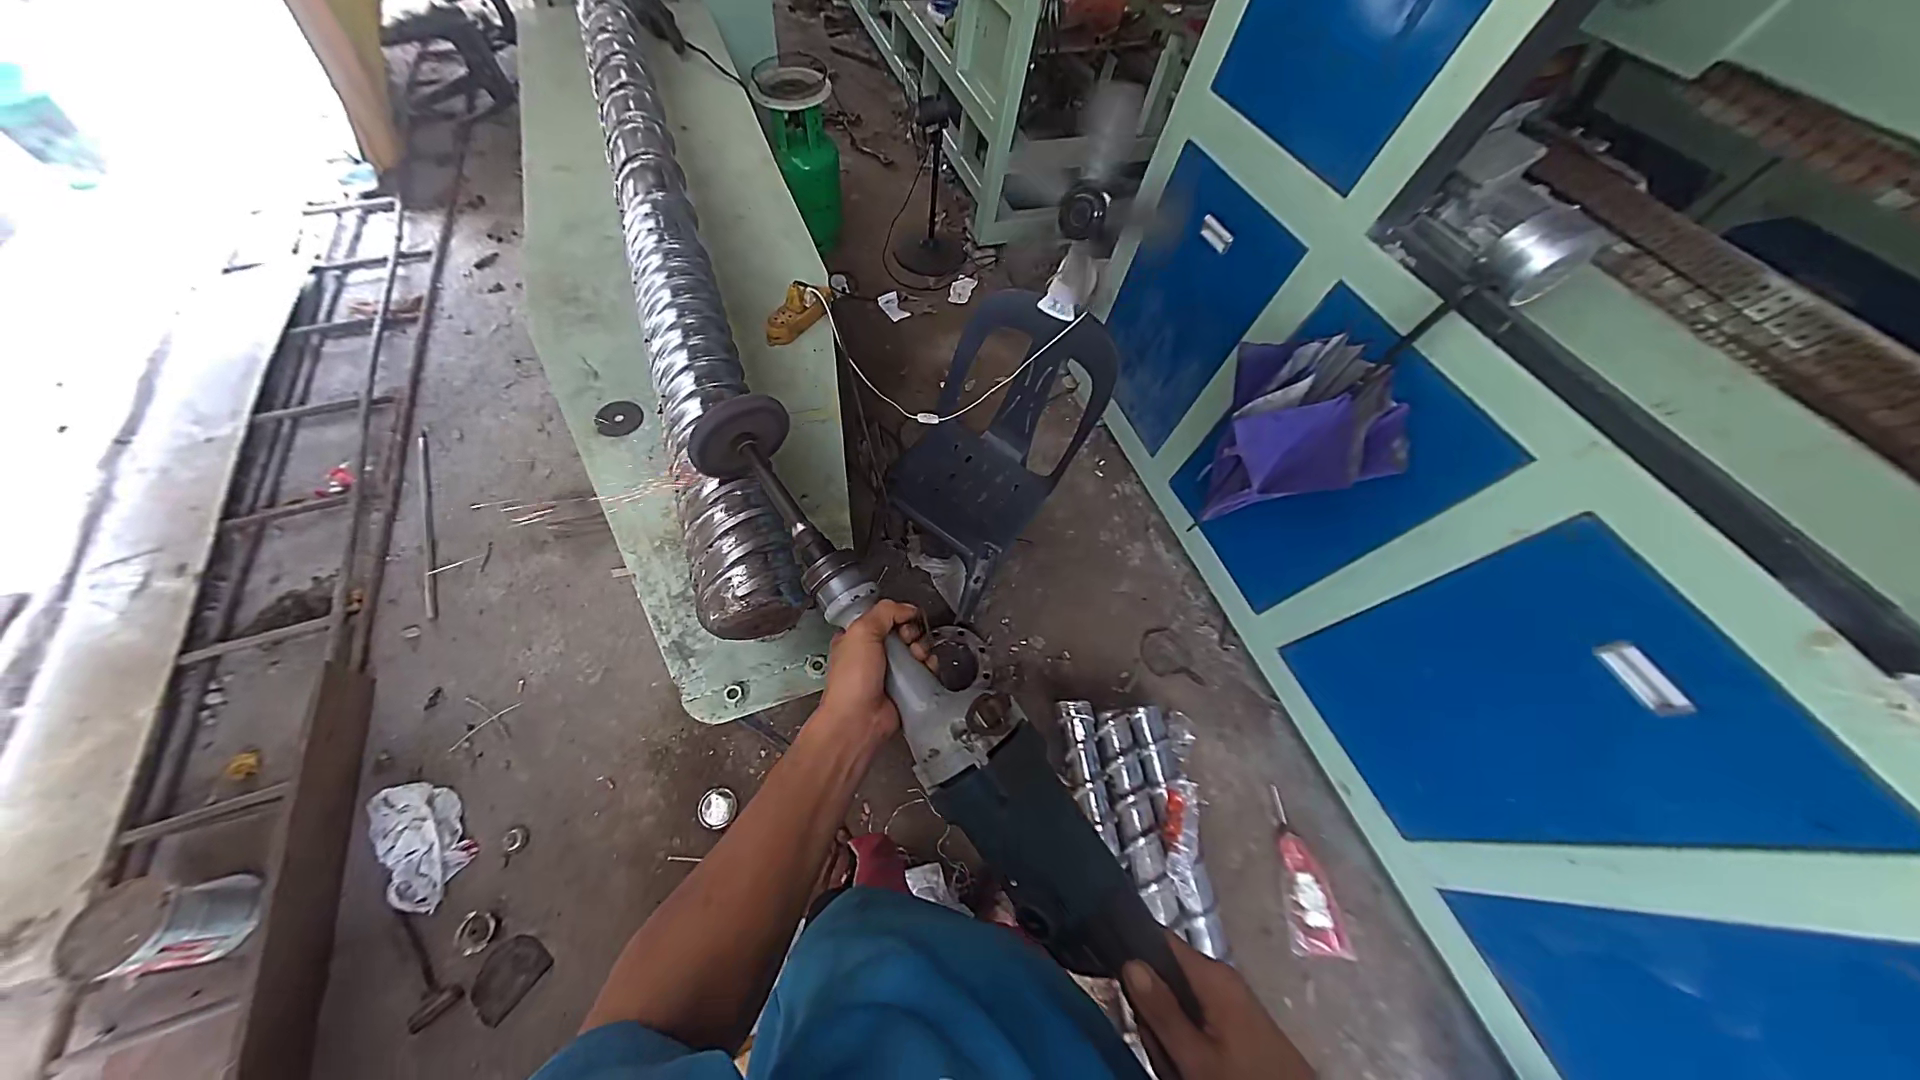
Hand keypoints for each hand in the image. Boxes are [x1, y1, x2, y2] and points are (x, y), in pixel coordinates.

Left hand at [814, 600, 928, 746]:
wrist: (859, 720)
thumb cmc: (851, 680)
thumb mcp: (861, 632)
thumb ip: (884, 612)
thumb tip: (907, 608)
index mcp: (857, 637)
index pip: (884, 615)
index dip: (897, 614)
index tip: (901, 619)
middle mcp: (874, 652)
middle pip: (905, 630)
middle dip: (912, 631)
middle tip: (907, 639)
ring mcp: (891, 670)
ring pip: (917, 648)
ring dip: (922, 648)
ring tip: (916, 656)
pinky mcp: (906, 685)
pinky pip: (925, 668)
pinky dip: (929, 665)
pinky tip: (924, 667)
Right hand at [1123, 933, 1313, 1079]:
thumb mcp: (1196, 1059)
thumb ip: (1161, 1009)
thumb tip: (1129, 962)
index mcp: (1211, 974)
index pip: (1159, 939)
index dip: (1134, 956)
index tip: (1119, 985)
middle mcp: (1221, 978)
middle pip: (1166, 975)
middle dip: (1156, 1012)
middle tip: (1162, 1050)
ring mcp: (1231, 1001)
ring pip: (1178, 1002)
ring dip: (1170, 1034)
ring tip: (1180, 1068)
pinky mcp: (1238, 1023)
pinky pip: (1197, 1019)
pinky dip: (1188, 1042)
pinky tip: (1192, 1069)